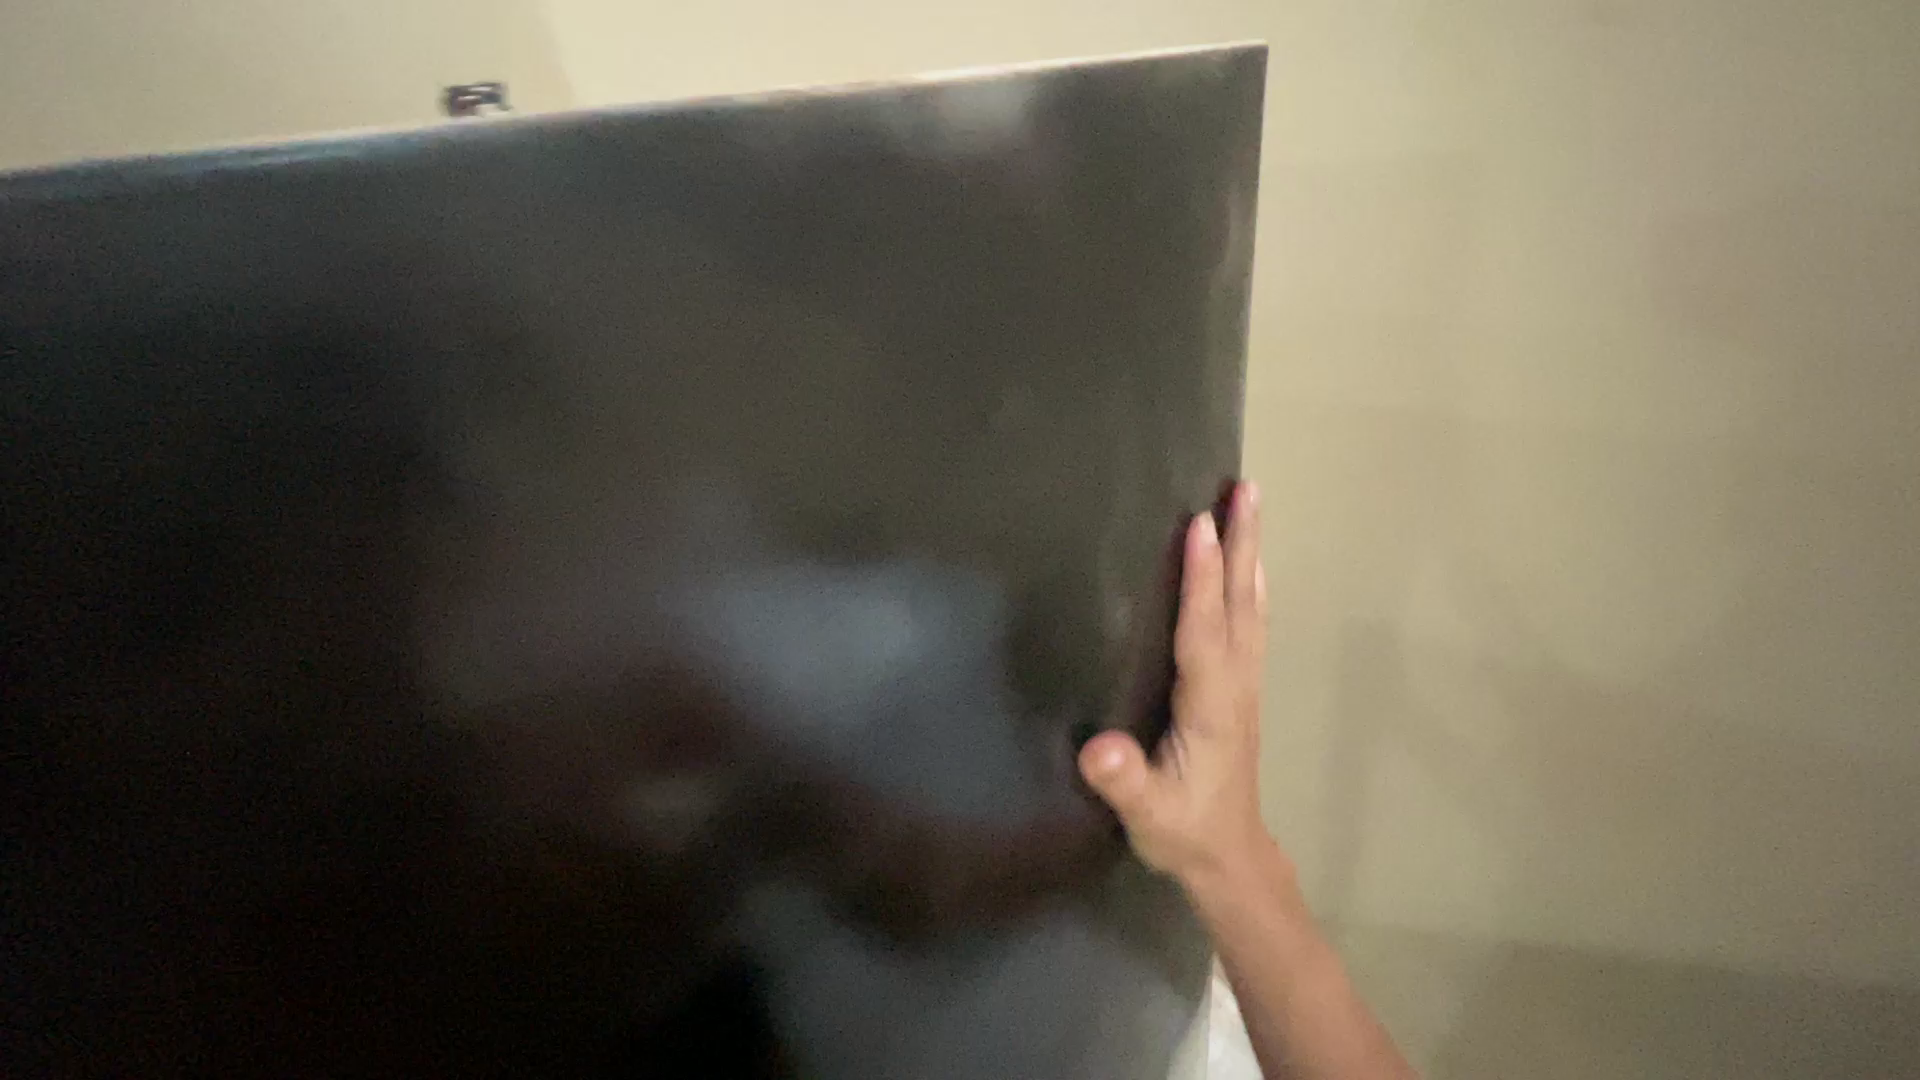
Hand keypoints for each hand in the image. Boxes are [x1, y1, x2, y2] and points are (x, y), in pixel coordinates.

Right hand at [1078, 481, 1276, 889]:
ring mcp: (1244, 683)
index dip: (1202, 579)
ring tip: (1251, 507)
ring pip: (1251, 606)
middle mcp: (1236, 682)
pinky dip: (1251, 584)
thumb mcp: (1148, 815)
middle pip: (1240, 602)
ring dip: (1252, 554)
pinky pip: (1250, 622)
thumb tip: (1099, 751)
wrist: (1228, 857)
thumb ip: (1126, 782)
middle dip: (1243, 544)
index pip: (1205, 629)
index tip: (1200, 526)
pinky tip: (1250, 568)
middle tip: (1245, 489)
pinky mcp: (1241, 688)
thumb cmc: (1184, 831)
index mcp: (1212, 703)